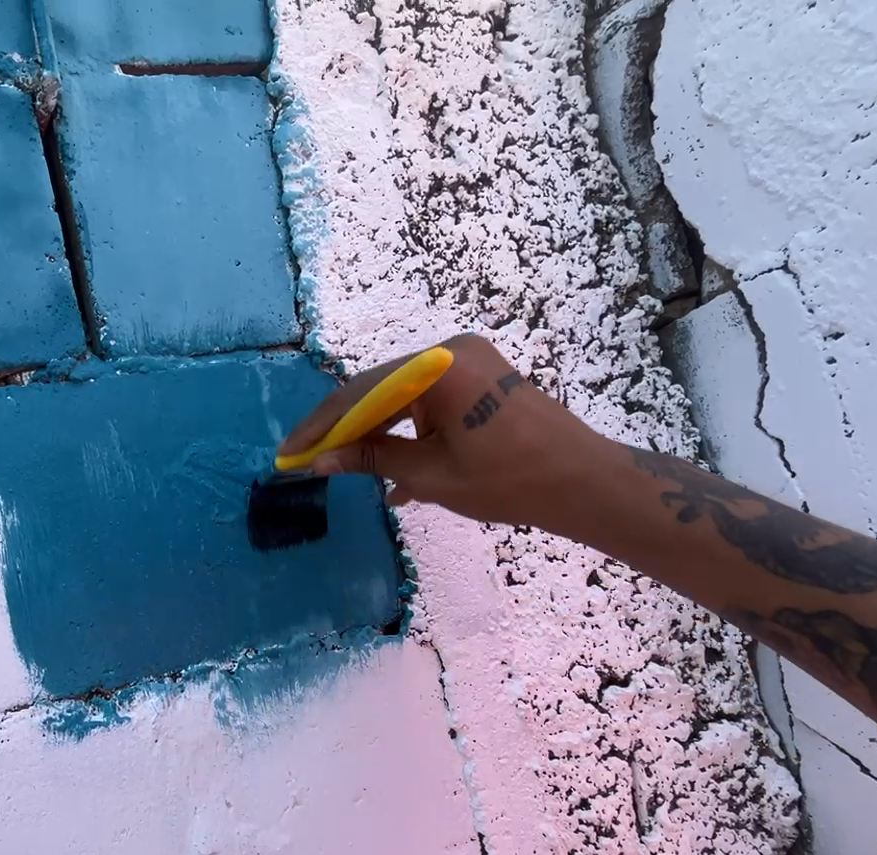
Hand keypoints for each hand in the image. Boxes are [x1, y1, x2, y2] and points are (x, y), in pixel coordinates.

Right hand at [277, 334, 615, 531]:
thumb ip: (371, 459)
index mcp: (438, 367)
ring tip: (348, 471)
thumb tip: (321, 461)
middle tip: (310, 459)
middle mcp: (450, 350)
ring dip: (374, 434)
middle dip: (343, 429)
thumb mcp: (430, 475)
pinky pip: (427, 400)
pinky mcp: (480, 376)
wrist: (585, 483)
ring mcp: (468, 360)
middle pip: (377, 390)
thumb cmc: (509, 480)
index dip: (320, 427)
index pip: (360, 394)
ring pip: (400, 397)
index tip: (290, 453)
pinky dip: (407, 432)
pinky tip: (394, 474)